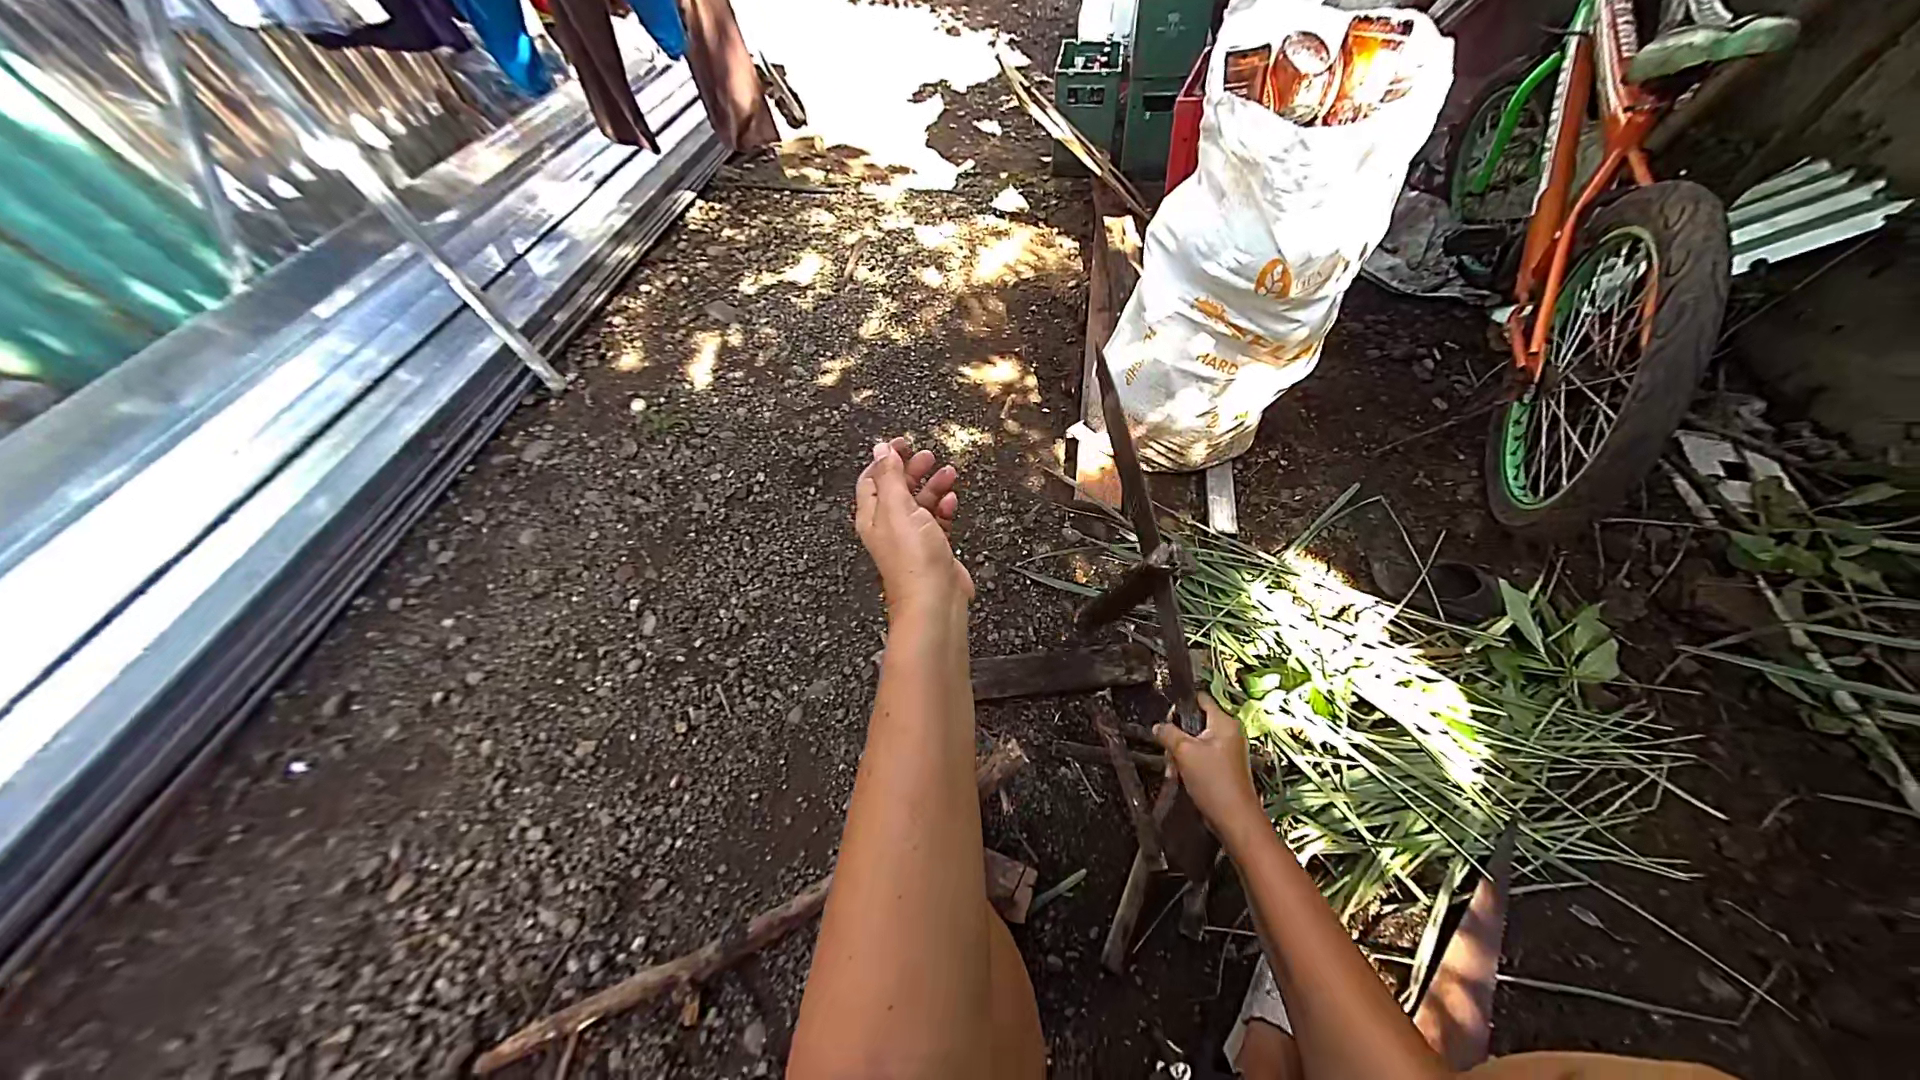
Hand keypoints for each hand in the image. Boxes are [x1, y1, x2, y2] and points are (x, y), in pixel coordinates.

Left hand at [854, 438, 969, 615]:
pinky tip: (952, 502)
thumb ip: (889, 476)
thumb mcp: (897, 507)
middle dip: (912, 469)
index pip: (872, 479)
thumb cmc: (913, 559)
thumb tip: (880, 449)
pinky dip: (945, 508)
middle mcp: (890, 526)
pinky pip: (938, 520)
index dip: (885, 459)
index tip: (903, 443)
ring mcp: (912, 537)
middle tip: (928, 456)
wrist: (935, 599)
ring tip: (948, 473)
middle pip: (898, 489)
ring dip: (933, 486)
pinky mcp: (933, 548)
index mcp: (872, 516)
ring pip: (920, 503)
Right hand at [1154, 694, 1265, 840]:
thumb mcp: (1184, 752)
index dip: (1181, 704)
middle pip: (1195, 722)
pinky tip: (1181, 777)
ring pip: (1195, 741)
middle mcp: (1229, 733)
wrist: (1235, 820)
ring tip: (1174, 768)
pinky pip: (1201, 756)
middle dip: (1178, 734)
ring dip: (1181, 752)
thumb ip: (1168, 733)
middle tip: (1168, 749)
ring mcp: (1228, 751)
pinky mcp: (1225, 767)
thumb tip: (1158, 726)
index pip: (1200, 699)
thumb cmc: (1212, 781)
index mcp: (1225, 722)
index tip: (1165, 716)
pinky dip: (1190, 763)